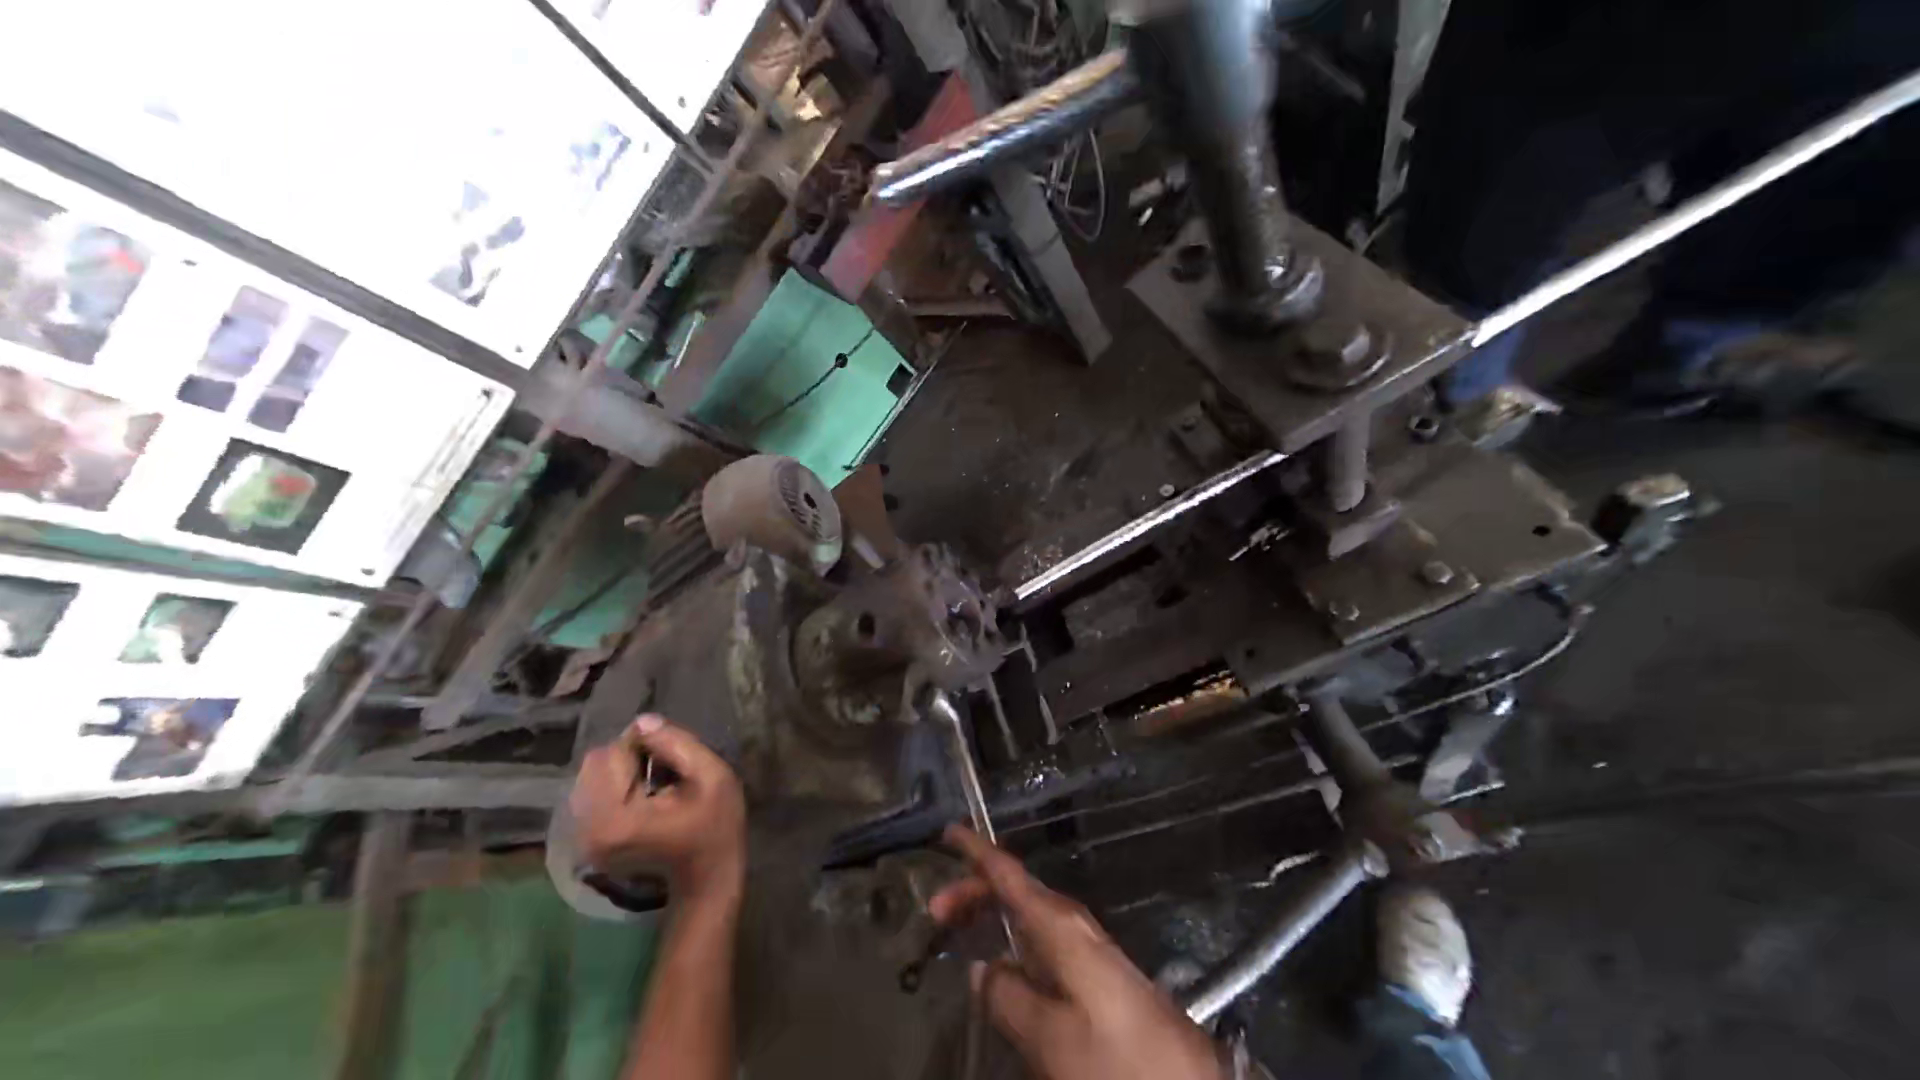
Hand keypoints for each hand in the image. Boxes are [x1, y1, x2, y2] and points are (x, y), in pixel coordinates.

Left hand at [569, 714, 745, 903]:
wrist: (707, 878)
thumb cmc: (715, 827)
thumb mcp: (712, 776)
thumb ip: (678, 743)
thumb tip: (643, 721)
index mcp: (615, 817)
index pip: (612, 753)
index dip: (644, 744)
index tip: (672, 756)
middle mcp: (587, 829)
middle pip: (594, 763)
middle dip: (628, 755)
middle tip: (663, 770)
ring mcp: (583, 838)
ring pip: (590, 775)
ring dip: (621, 769)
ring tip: (654, 783)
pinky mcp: (585, 841)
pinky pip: (590, 792)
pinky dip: (614, 784)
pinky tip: (641, 795)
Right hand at [928, 825, 1223, 1079]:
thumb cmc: (1116, 1057)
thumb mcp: (1051, 1037)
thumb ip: (1008, 998)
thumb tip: (981, 967)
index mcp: (1059, 924)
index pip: (1009, 873)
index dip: (977, 851)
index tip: (947, 831)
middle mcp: (1072, 924)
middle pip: (1015, 890)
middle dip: (975, 891)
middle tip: (936, 913)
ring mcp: (1086, 947)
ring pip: (1027, 914)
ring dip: (991, 915)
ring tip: (959, 931)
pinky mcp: (1095, 972)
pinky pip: (1040, 939)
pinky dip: (1012, 938)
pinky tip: (1002, 963)